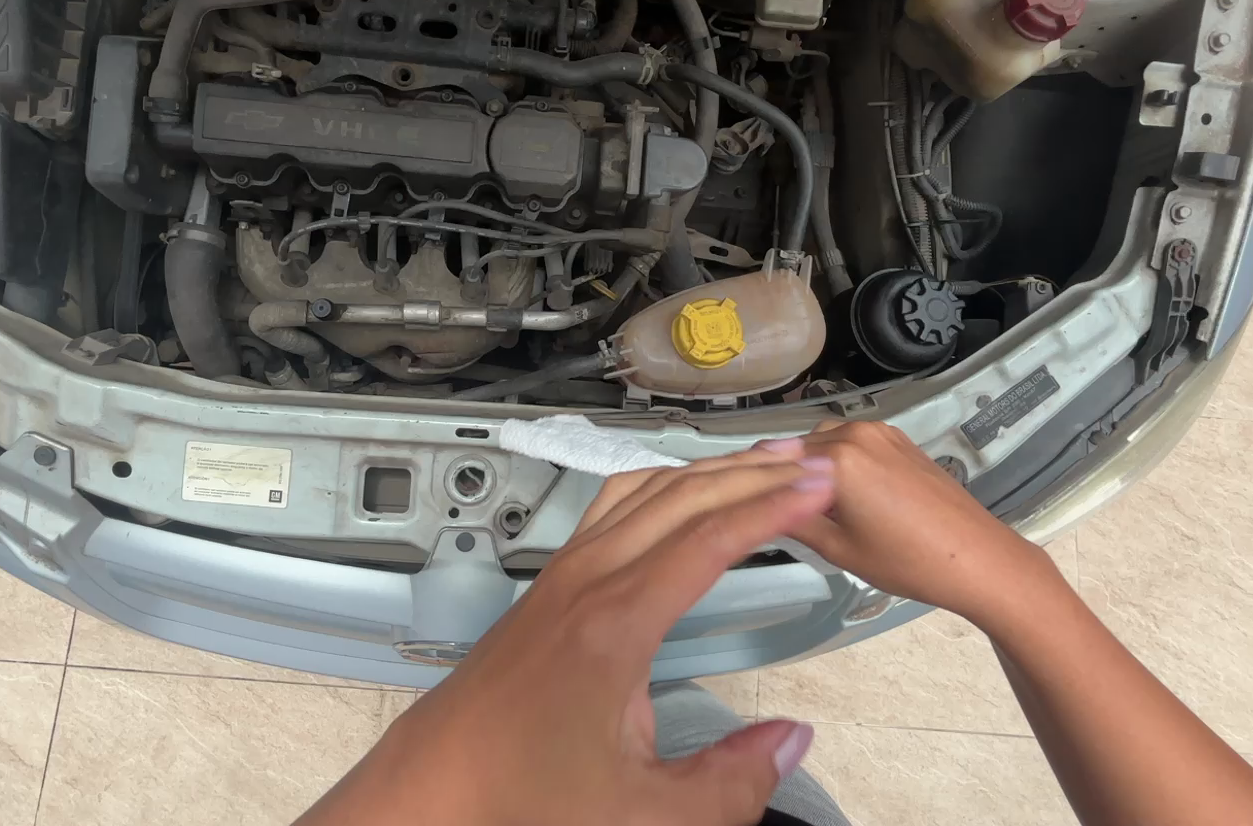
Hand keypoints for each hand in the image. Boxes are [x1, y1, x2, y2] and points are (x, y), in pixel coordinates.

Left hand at [297, 451, 835, 825]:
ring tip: (753, 462)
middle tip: (805, 463)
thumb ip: (730, 782)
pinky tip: (676, 491)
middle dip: (749, 473)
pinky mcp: (552, 580)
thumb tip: (791, 738)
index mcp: (615, 622)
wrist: (434, 786)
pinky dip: (659, 485)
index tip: (818, 488)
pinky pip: (612, 506)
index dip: (773, 507)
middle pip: (681, 497)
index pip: (710, 539)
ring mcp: (565, 571)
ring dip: (703, 470)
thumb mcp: (641, 815)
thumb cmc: (519, 794)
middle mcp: (588, 577)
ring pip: (644, 490)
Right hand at [771, 421, 1058, 628]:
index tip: (738, 491)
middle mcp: (855, 433)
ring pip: (825, 439)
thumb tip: (757, 504)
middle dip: (785, 470)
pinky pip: (852, 439)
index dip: (755, 477)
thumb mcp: (838, 548)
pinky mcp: (899, 438)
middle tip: (777, 502)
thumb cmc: (906, 561)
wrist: (980, 560)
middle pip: (799, 446)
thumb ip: (792, 518)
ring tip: (814, 498)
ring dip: (812, 461)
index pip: (775, 460)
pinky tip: (845, 488)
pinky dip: (839, 456)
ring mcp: (880, 432)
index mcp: (837, 459)